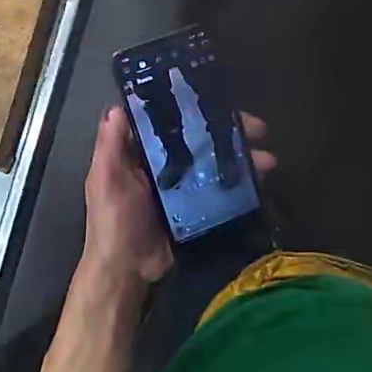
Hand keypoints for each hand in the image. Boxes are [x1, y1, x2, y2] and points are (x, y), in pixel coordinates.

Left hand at [77, 107, 276, 301]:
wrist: (127, 272)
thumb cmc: (112, 222)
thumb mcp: (105, 181)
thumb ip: (110, 147)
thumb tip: (116, 108)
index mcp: (136, 153)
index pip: (164, 122)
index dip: (188, 108)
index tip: (215, 99)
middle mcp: (159, 164)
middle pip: (196, 139)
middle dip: (225, 130)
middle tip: (256, 127)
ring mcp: (180, 186)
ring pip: (212, 162)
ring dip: (239, 156)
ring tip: (267, 158)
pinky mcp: (195, 208)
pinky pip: (218, 188)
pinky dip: (238, 182)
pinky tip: (261, 179)